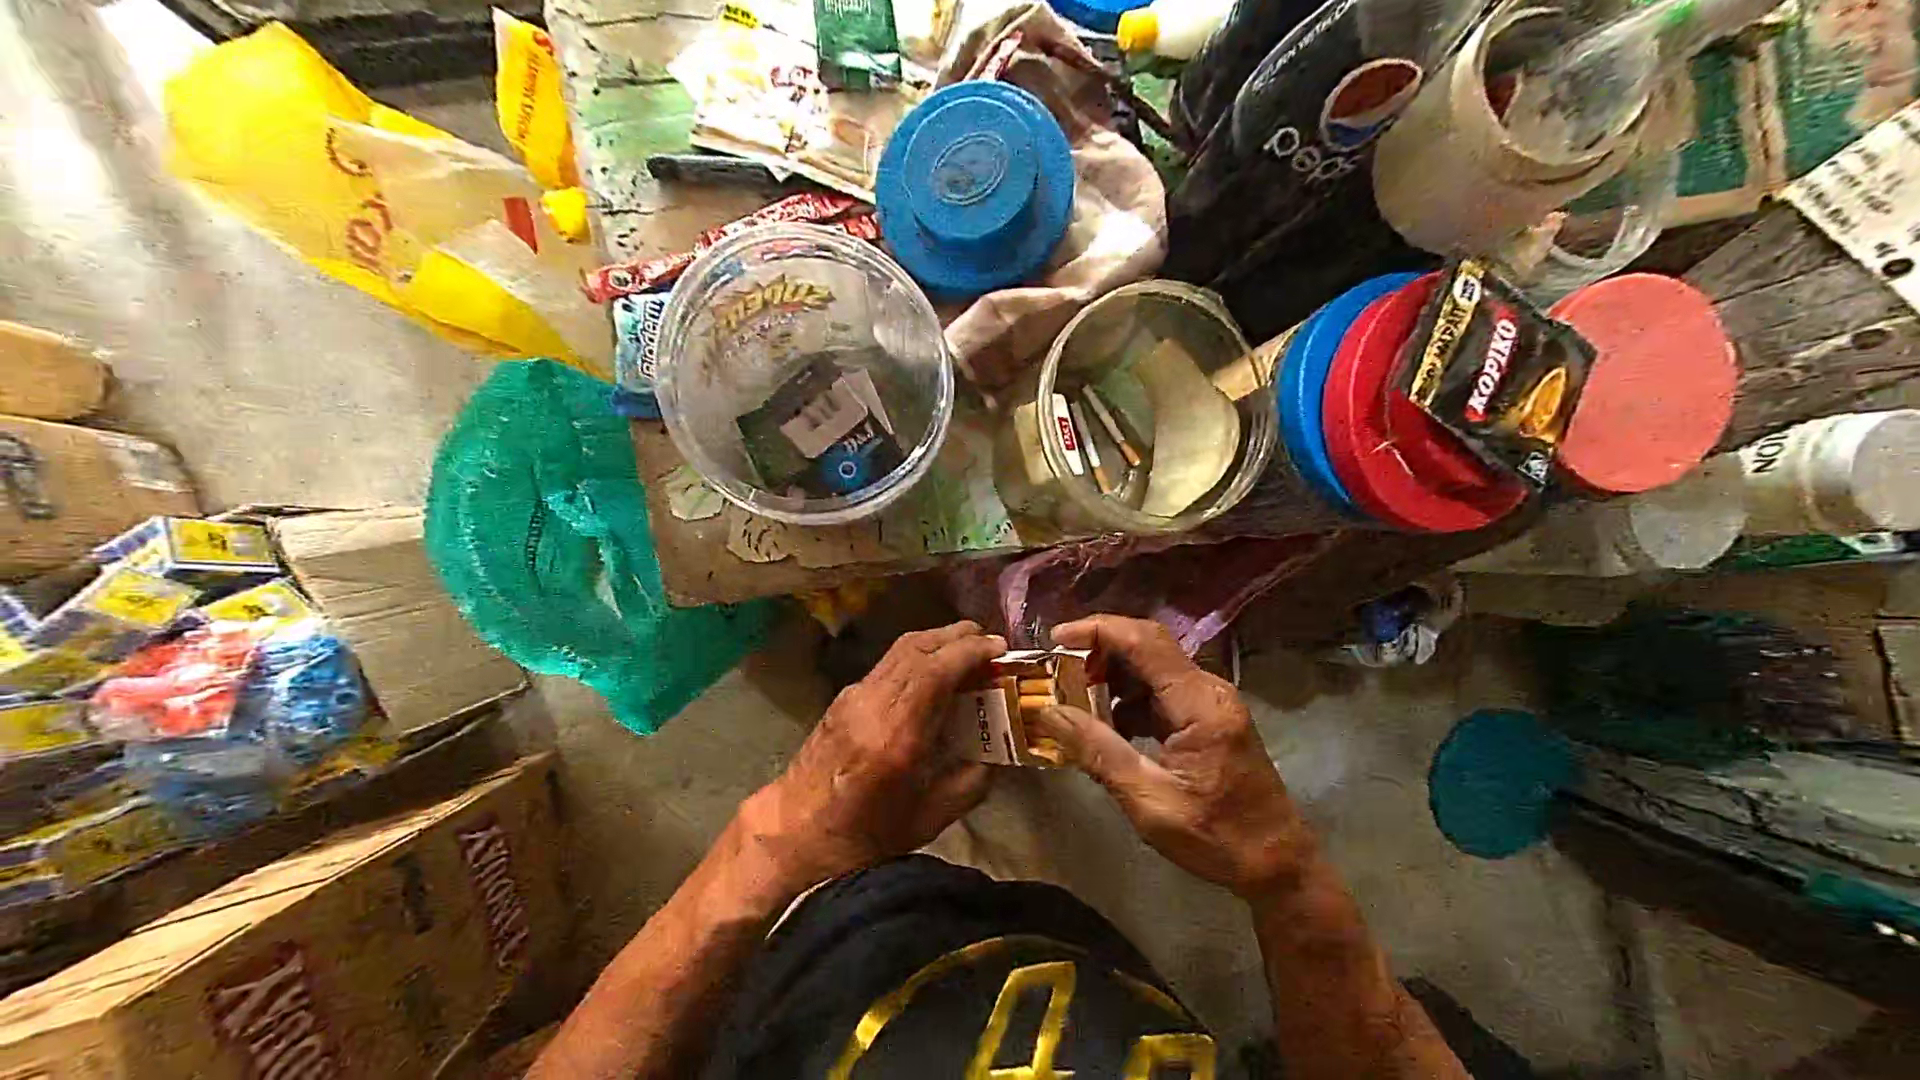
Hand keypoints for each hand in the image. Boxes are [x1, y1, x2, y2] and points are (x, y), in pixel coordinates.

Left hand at [745, 621, 1005, 884]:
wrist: (796, 832)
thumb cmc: (865, 836)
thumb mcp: (929, 819)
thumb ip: (970, 783)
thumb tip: (997, 755)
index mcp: (896, 736)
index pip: (935, 671)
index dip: (970, 652)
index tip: (999, 648)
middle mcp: (873, 704)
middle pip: (918, 647)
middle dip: (958, 637)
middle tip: (990, 642)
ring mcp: (855, 695)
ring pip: (901, 648)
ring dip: (938, 639)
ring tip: (968, 647)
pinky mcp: (845, 696)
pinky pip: (889, 661)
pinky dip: (919, 654)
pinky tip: (935, 668)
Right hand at [1032, 615, 1315, 897]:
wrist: (1278, 865)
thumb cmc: (1218, 838)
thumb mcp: (1149, 801)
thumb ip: (1098, 752)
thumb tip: (1049, 713)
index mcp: (1199, 704)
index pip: (1144, 642)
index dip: (1097, 631)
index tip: (1055, 638)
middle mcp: (1207, 690)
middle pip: (1146, 647)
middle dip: (1098, 653)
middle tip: (1057, 673)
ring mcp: (1209, 702)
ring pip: (1150, 668)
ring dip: (1110, 678)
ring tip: (1074, 702)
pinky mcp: (1206, 717)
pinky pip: (1159, 692)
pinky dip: (1127, 701)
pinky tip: (1106, 727)